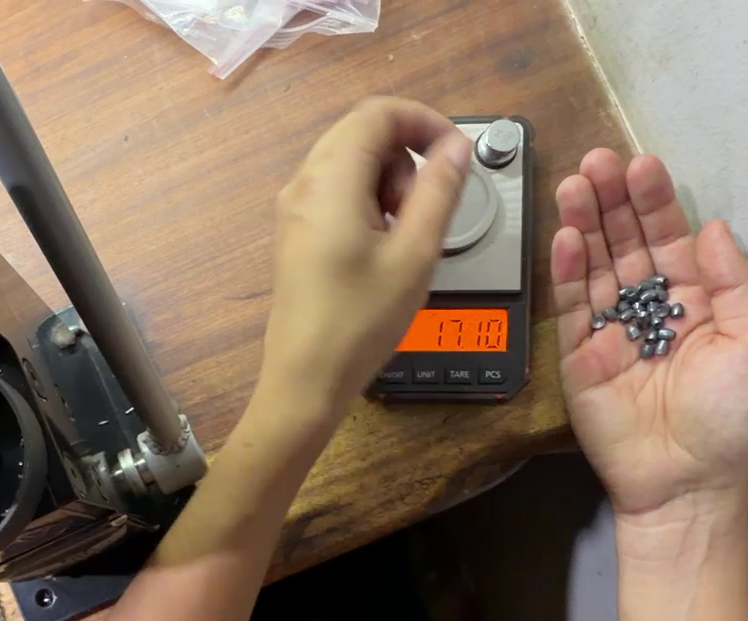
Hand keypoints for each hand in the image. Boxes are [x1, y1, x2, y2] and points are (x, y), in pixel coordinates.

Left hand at [255, 97, 473, 434]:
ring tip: (401, 235)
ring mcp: (292, 212)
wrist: (305, 380)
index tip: (454, 154)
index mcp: (328, 180)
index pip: (378, 113)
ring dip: (386, 182)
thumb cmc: (359, 323)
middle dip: (405, 156)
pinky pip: (333, 196)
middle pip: (361, 134)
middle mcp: (301, 186)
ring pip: (348, 164)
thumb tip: (456, 148)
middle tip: (423, 209)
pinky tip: (378, 249)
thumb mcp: (414, 255)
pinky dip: (364, 204)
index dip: (424, 121)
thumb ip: (440, 191)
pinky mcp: (293, 237)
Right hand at [552, 150, 747, 525]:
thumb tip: (711, 228)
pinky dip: (568, 273)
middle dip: (611, 204)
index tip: (642, 165)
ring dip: (583, 227)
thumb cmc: (729, 417)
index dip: (656, 203)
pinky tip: (566, 239)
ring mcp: (609, 333)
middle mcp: (648, 310)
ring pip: (594, 269)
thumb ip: (732, 282)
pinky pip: (572, 309)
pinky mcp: (578, 359)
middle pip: (626, 245)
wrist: (684, 478)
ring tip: (573, 186)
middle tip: (596, 163)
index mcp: (695, 302)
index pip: (670, 240)